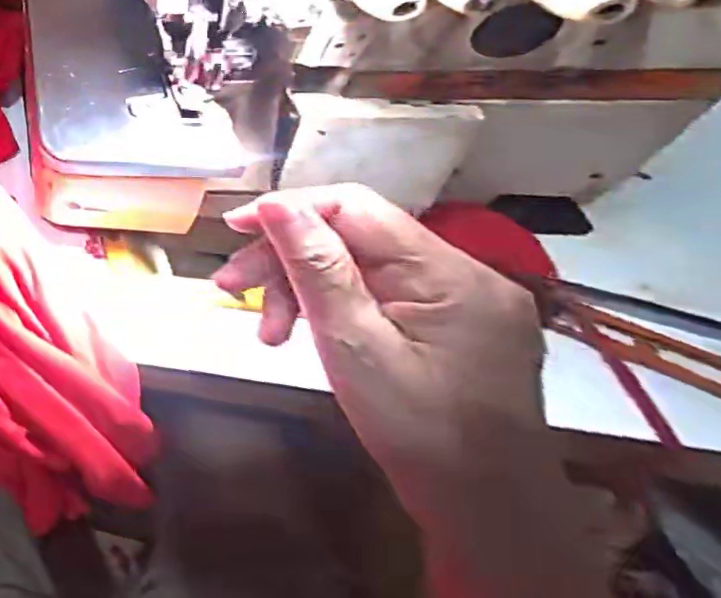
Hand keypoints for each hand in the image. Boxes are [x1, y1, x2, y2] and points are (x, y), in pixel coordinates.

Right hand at [213, 185, 605, 596]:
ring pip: (356, 261)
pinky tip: (297, 330)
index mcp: (450, 274)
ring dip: (300, 284)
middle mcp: (461, 272)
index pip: (355, 206)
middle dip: (285, 256)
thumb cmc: (419, 433)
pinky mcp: (447, 318)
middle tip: (231, 285)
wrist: (488, 518)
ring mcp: (457, 295)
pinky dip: (330, 302)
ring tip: (265, 325)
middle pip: (351, 234)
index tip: (236, 227)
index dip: (289, 207)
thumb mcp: (354, 345)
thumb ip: (316, 267)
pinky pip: (374, 287)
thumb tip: (275, 203)